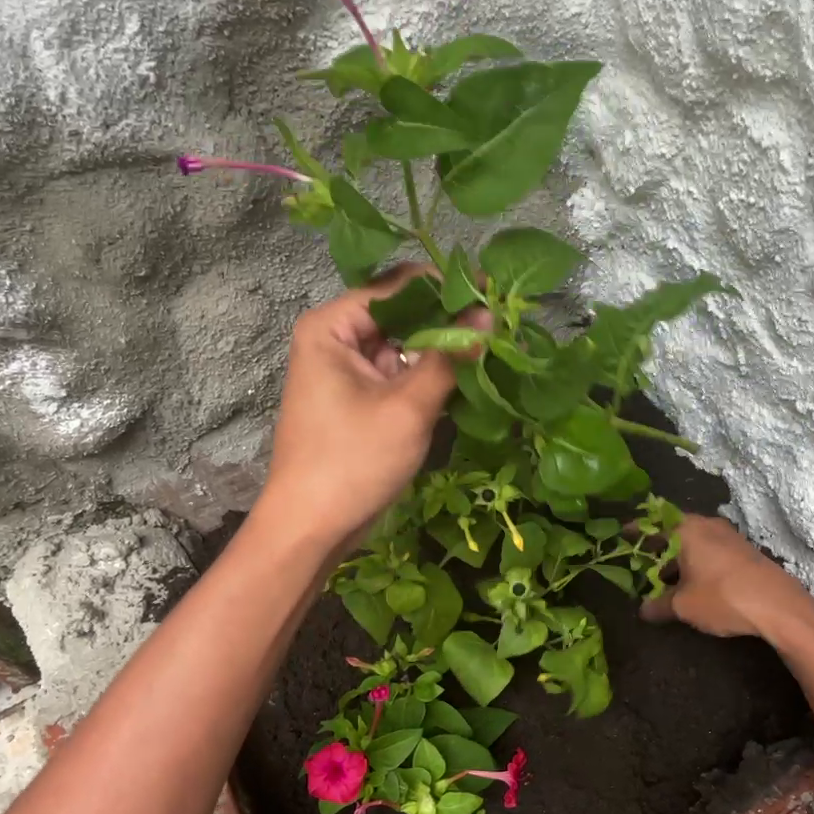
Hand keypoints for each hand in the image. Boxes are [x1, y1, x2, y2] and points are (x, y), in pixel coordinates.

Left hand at [254, 265, 488, 549]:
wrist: (312, 527)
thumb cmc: (352, 461)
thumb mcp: (408, 407)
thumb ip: (449, 358)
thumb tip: (490, 317)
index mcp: (330, 327)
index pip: (396, 287)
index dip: (443, 288)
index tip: (492, 292)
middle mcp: (335, 340)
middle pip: (401, 314)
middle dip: (447, 319)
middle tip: (500, 321)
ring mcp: (348, 372)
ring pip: (405, 346)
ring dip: (443, 349)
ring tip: (494, 346)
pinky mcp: (361, 400)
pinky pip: (402, 374)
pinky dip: (431, 375)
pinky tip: (471, 376)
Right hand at [638, 515, 813, 639]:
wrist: (778, 605)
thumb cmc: (722, 597)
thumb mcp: (683, 606)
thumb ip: (659, 605)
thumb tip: (643, 610)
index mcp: (688, 529)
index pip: (655, 522)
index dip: (638, 529)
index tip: (623, 534)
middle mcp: (709, 526)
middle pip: (676, 531)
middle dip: (659, 547)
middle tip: (643, 562)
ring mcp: (730, 538)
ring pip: (696, 542)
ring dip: (680, 558)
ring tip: (666, 580)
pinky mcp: (745, 553)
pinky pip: (712, 552)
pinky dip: (698, 563)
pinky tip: (695, 585)